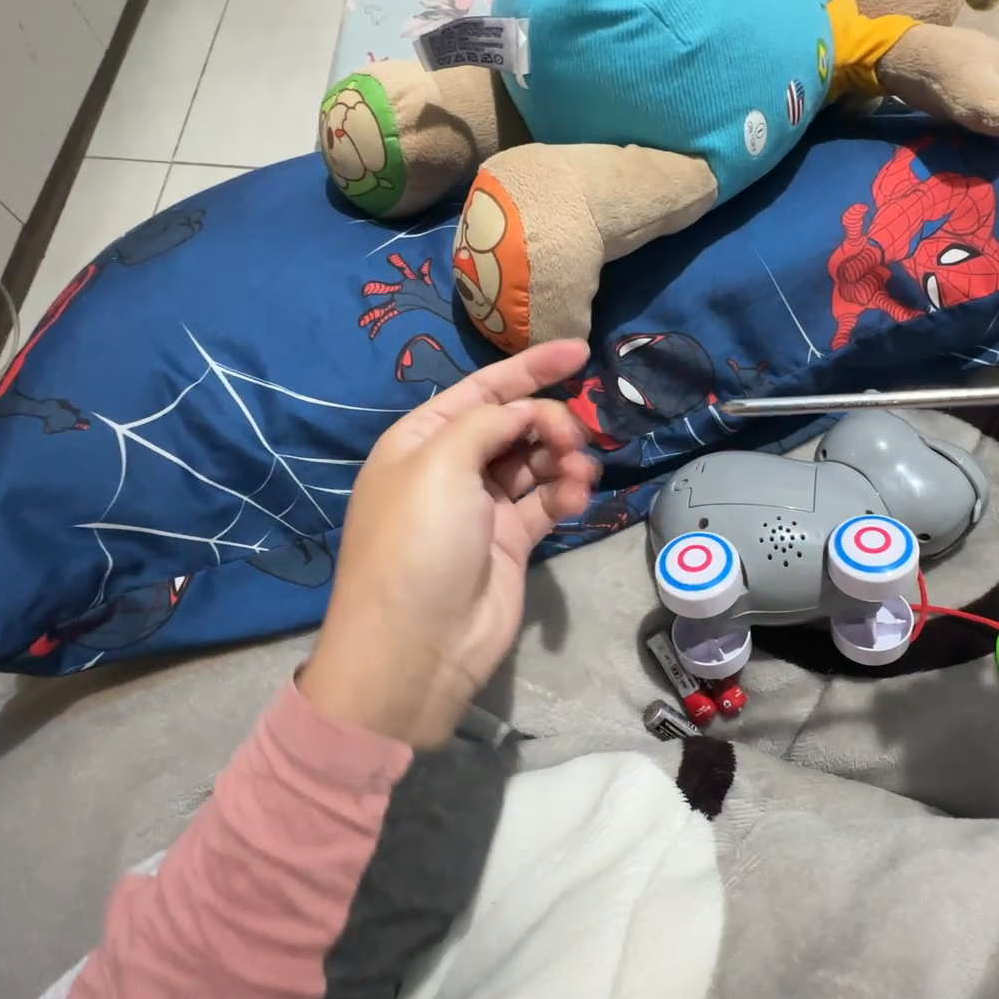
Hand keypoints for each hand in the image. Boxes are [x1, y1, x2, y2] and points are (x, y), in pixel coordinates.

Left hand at [298, 340, 597, 746]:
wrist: (418, 647)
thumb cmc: (417, 544)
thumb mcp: (439, 466)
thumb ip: (487, 424)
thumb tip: (525, 412)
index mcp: (421, 441)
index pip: (481, 391)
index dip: (531, 368)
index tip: (581, 351)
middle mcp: (450, 468)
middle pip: (513, 424)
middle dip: (549, 421)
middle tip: (573, 438)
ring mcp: (482, 506)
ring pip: (535, 461)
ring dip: (561, 457)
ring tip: (579, 471)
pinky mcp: (510, 540)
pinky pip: (545, 500)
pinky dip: (564, 492)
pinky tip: (576, 495)